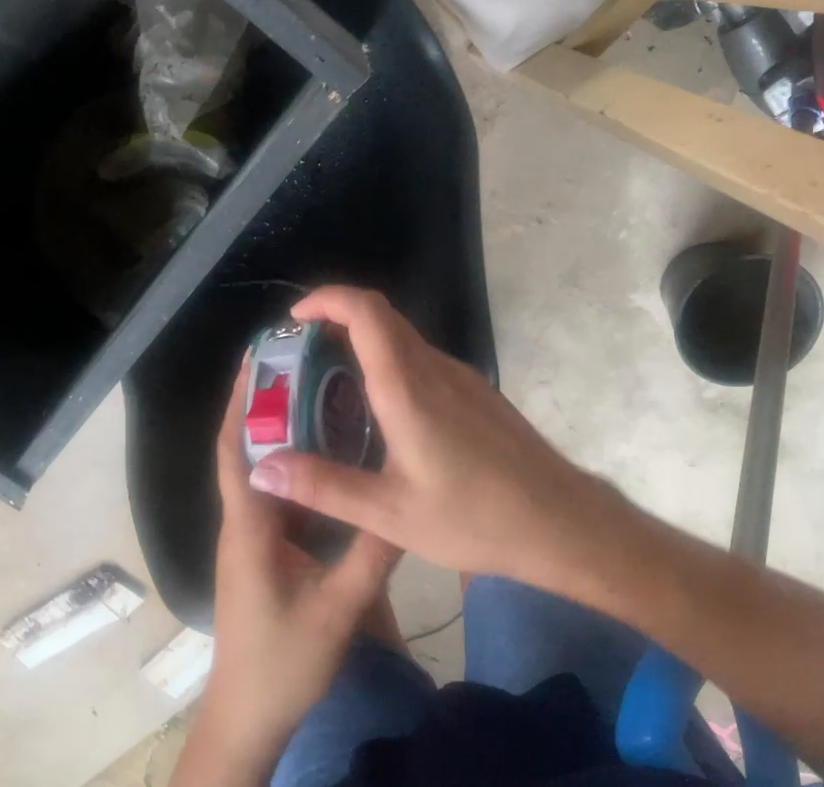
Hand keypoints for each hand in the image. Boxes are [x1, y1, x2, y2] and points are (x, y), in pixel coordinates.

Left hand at [184, 355, 400, 782]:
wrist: (249, 716)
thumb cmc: (284, 661)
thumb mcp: (338, 609)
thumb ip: (372, 554)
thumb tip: (407, 500)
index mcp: (249, 526)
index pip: (235, 449)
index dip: (244, 402)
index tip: (263, 359)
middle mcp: (242, 522)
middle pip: (243, 450)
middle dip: (264, 405)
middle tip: (303, 364)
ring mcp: (251, 539)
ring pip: (260, 472)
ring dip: (279, 432)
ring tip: (319, 394)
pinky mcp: (264, 553)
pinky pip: (276, 497)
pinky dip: (295, 467)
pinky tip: (328, 456)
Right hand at [246, 287, 632, 588]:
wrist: (562, 524)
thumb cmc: (476, 518)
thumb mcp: (390, 513)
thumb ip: (323, 486)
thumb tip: (261, 468)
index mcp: (408, 388)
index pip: (367, 312)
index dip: (328, 300)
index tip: (295, 321)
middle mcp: (436, 370)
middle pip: (382, 319)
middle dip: (336, 324)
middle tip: (299, 363)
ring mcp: (462, 380)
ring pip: (404, 342)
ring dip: (364, 348)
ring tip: (331, 393)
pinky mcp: (478, 396)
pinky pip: (424, 364)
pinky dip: (391, 368)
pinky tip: (382, 419)